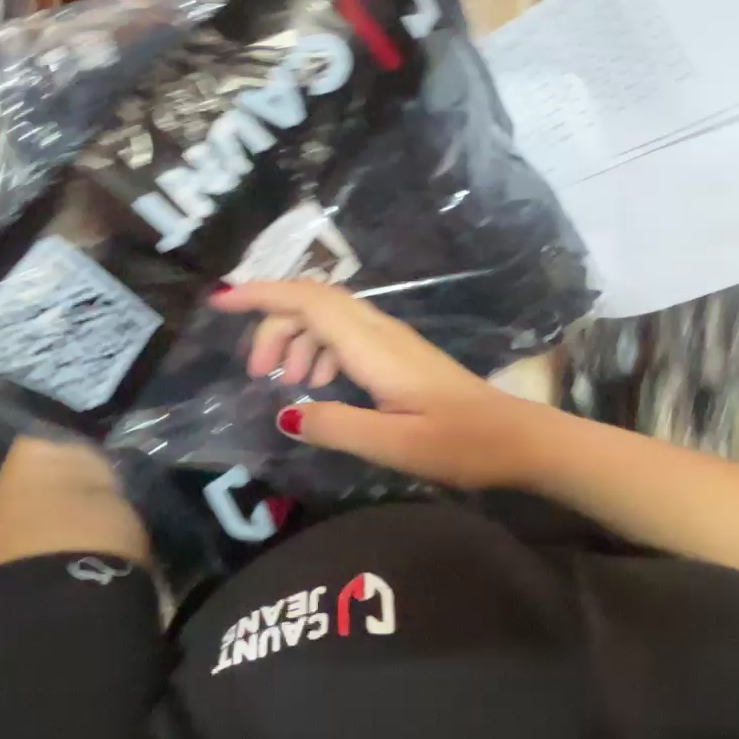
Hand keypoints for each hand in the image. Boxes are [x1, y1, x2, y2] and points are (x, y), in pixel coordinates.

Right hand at [208, 281, 555, 488]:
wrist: (517, 438)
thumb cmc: (461, 444)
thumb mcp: (394, 445)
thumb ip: (336, 427)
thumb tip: (285, 410)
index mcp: (374, 347)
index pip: (309, 300)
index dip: (261, 293)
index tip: (220, 300)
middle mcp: (381, 332)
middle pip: (313, 303)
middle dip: (273, 324)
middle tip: (255, 372)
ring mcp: (392, 341)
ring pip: (328, 319)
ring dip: (295, 340)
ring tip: (282, 380)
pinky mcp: (399, 356)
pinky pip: (345, 338)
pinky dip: (319, 352)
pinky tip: (319, 386)